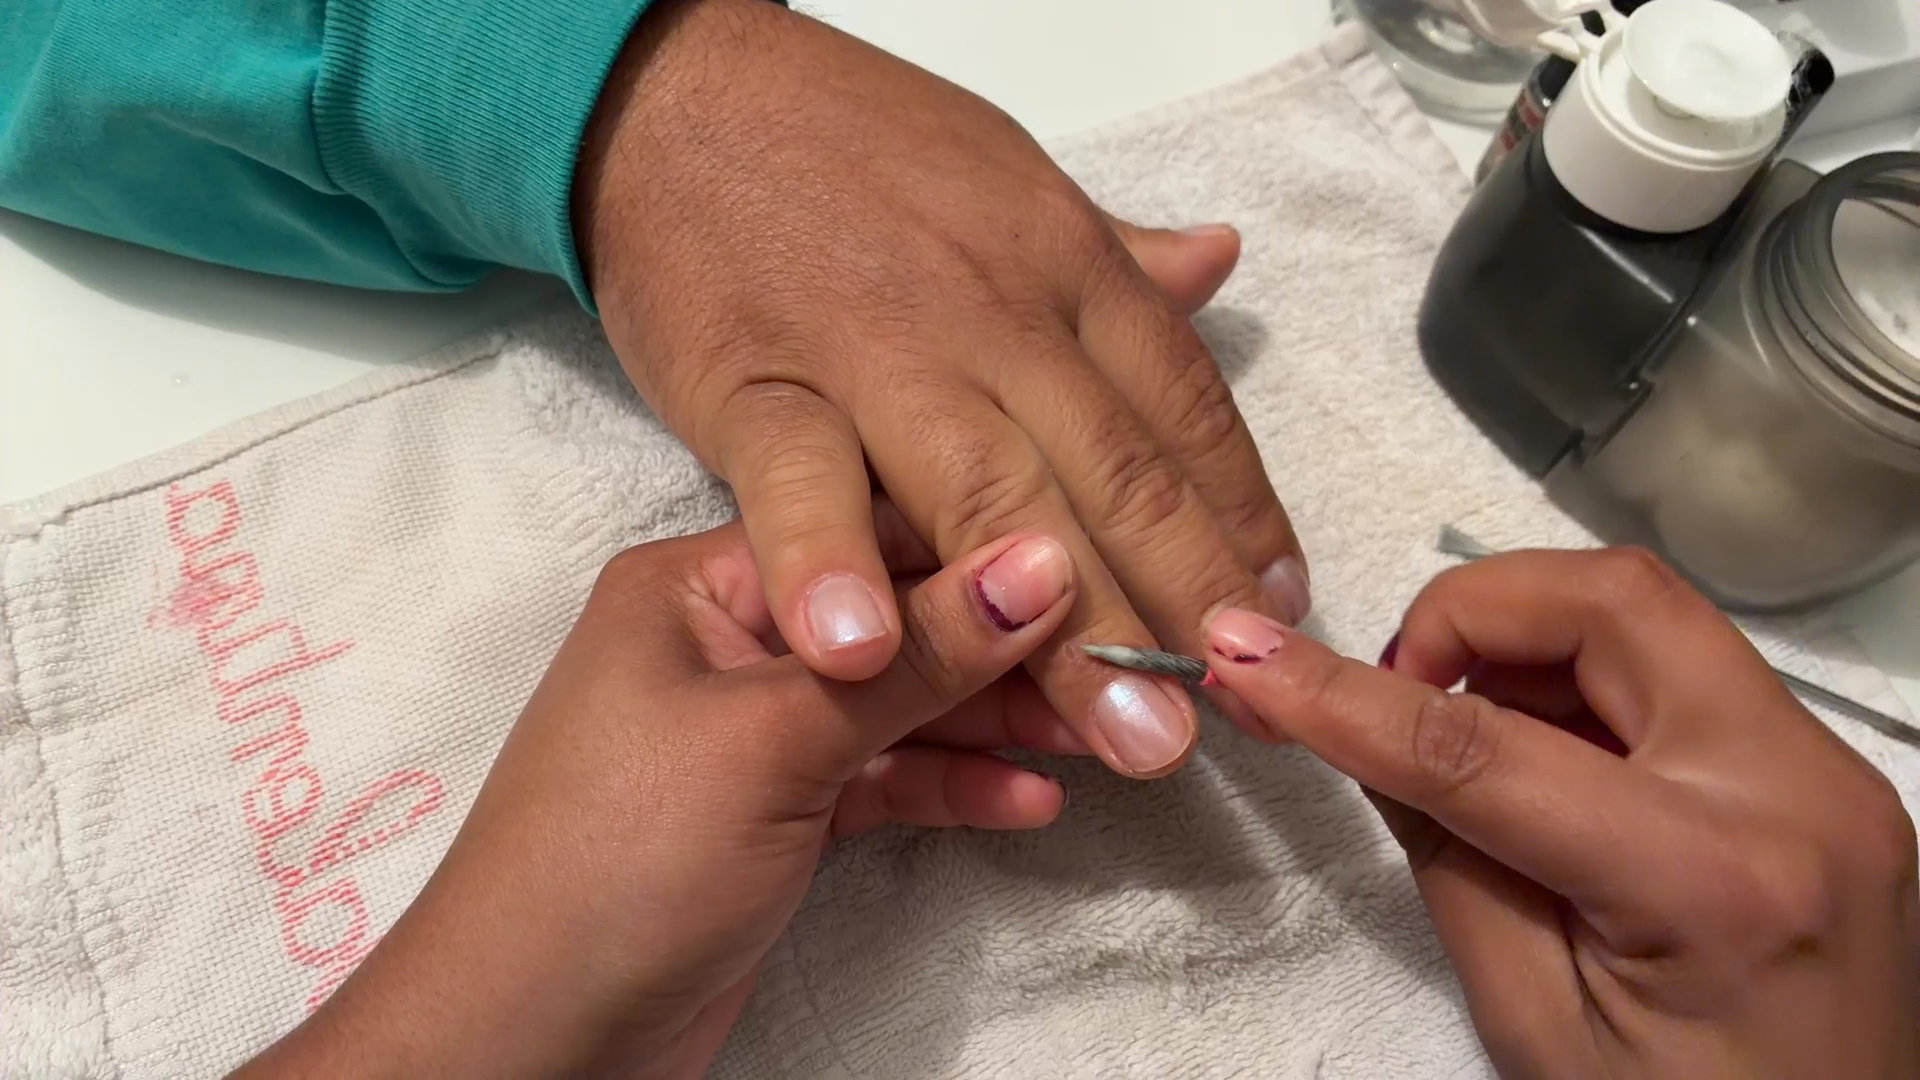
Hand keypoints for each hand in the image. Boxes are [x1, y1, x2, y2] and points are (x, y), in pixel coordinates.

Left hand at [235, 510, 1083, 1078]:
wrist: (533, 1055)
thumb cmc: (629, 859)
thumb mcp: (782, 737)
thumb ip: (919, 653)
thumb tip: (1044, 561)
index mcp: (709, 580)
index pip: (868, 535)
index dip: (981, 553)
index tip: (1088, 579)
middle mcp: (740, 636)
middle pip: (896, 624)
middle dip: (1000, 653)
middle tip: (1111, 672)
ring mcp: (766, 722)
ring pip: (902, 704)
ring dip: (992, 724)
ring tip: (1096, 737)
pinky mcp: (788, 800)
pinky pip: (887, 773)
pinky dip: (952, 784)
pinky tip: (1028, 798)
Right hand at [573, 0, 1306, 779]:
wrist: (684, 98)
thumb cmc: (855, 150)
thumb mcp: (1015, 184)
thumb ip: (1115, 253)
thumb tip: (1218, 262)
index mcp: (1064, 266)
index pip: (1182, 412)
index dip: (1243, 523)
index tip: (1275, 618)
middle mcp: (993, 314)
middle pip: (1112, 475)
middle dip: (1183, 605)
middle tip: (1238, 716)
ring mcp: (874, 350)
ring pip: (988, 497)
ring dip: (1064, 630)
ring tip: (1126, 738)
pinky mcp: (755, 381)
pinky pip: (800, 481)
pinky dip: (831, 562)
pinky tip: (863, 656)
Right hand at [1203, 549, 1919, 1078]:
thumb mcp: (1519, 1001)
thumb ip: (1434, 838)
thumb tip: (1346, 716)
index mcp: (1714, 883)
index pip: (1476, 752)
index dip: (1339, 695)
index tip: (1241, 654)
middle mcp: (1792, 790)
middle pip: (1607, 598)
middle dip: (1463, 607)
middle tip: (1403, 680)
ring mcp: (1811, 761)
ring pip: (1630, 603)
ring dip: (1505, 634)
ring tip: (1457, 719)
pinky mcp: (1794, 751)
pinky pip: (1650, 648)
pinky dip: (1548, 664)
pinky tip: (1526, 743)